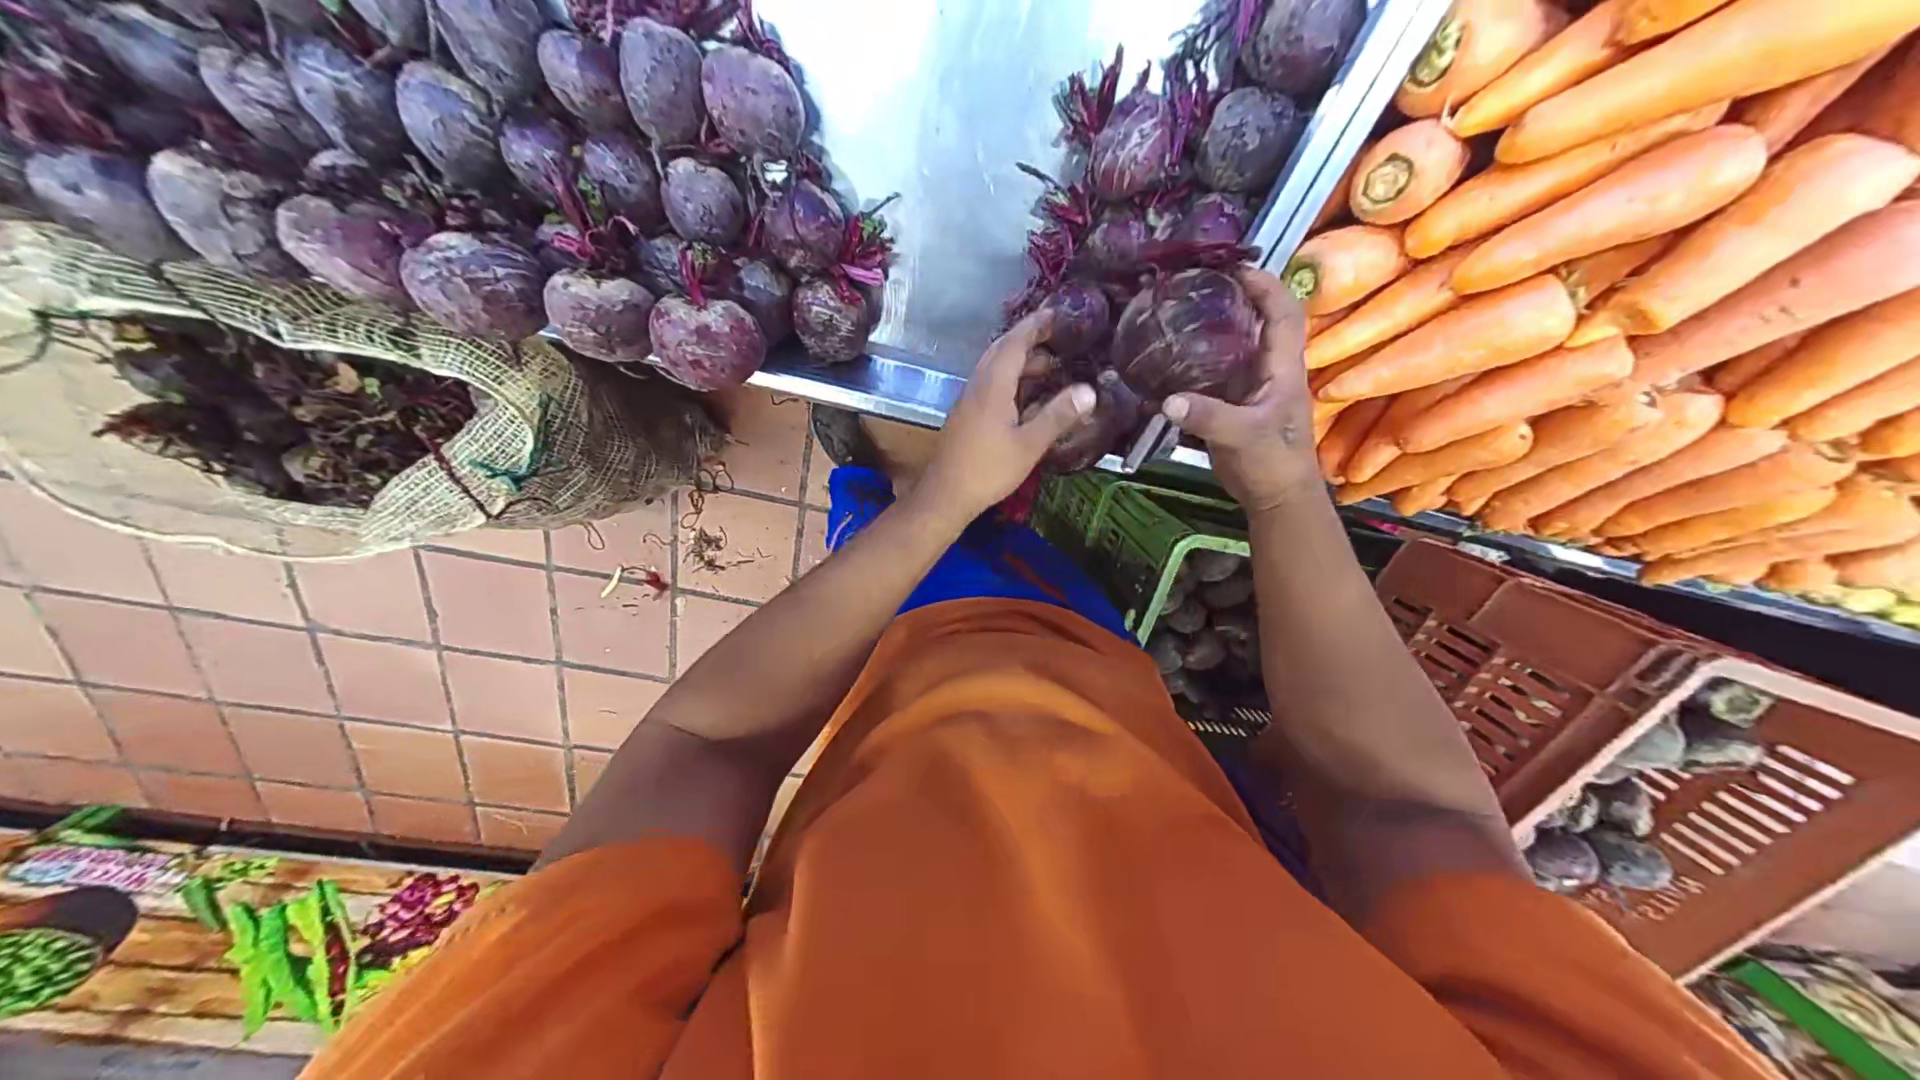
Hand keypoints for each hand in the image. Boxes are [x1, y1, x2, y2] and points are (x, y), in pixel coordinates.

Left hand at [916, 311, 1094, 524]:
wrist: (946, 495)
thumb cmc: (988, 470)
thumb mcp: (1029, 445)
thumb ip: (1058, 416)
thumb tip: (1088, 391)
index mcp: (992, 386)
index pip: (1014, 343)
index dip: (1035, 326)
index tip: (1056, 314)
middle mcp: (978, 386)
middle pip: (1002, 352)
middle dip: (1029, 341)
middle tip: (1057, 339)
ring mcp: (969, 401)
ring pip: (995, 370)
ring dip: (1021, 363)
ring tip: (1050, 368)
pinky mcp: (966, 416)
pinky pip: (991, 386)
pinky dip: (1012, 381)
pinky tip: (1027, 398)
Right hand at [1163, 267, 1320, 514]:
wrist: (1275, 497)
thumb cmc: (1273, 462)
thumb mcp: (1242, 436)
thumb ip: (1206, 417)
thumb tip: (1166, 400)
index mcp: (1283, 367)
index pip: (1283, 312)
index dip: (1265, 284)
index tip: (1236, 266)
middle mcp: (1268, 370)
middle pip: (1256, 321)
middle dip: (1232, 298)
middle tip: (1197, 285)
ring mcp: (1249, 388)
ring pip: (1233, 347)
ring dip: (1211, 329)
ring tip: (1179, 313)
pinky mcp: (1231, 406)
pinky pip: (1212, 375)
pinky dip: (1193, 364)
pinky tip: (1168, 361)